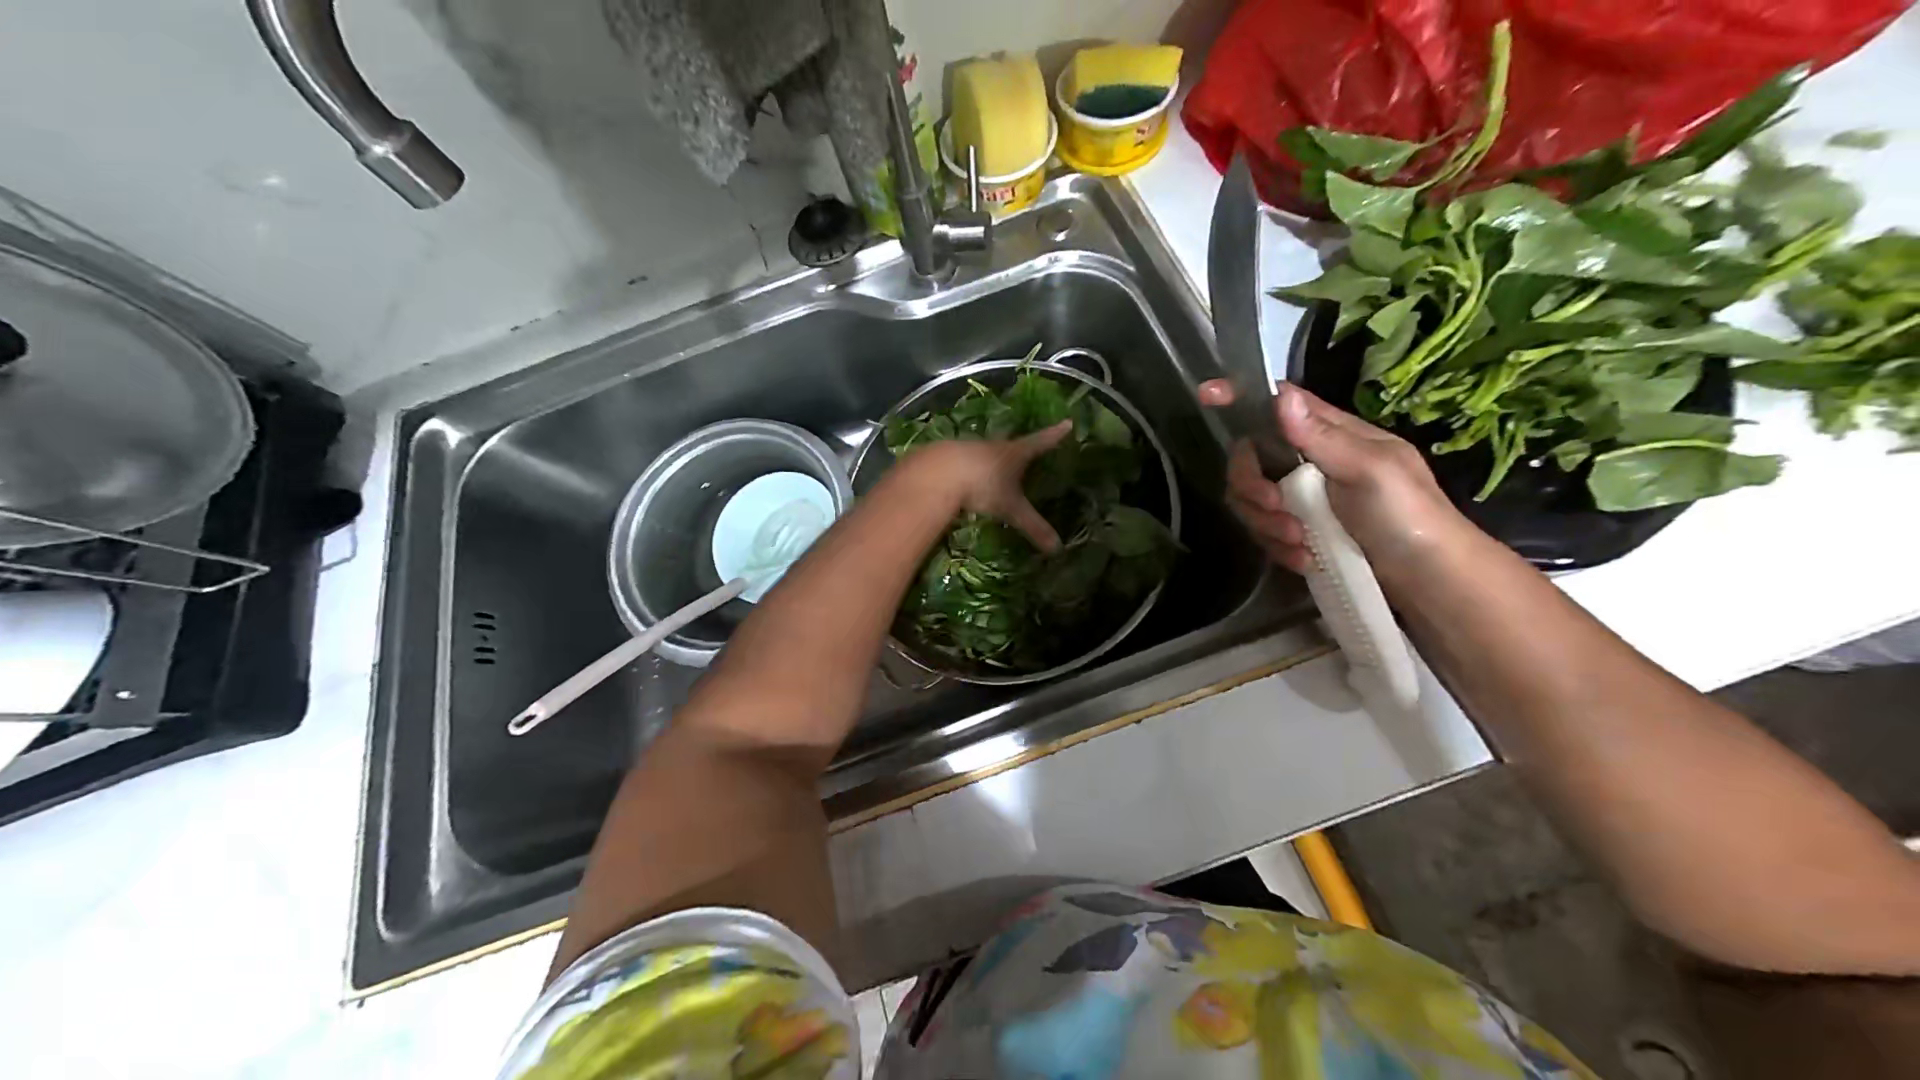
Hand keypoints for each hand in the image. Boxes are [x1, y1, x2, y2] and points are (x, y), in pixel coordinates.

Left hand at [903, 421, 1072, 550]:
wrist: (937, 473)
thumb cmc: (983, 485)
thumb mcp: (1011, 509)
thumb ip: (1033, 527)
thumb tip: (1057, 549)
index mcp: (1015, 453)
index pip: (1041, 442)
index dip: (1054, 435)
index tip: (1067, 423)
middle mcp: (993, 445)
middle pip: (1012, 443)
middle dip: (1021, 446)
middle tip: (1029, 447)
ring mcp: (969, 448)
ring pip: (986, 451)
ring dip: (992, 457)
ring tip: (996, 465)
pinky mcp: (947, 456)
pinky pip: (964, 461)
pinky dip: (969, 467)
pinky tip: (965, 476)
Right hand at [1197, 381, 1468, 575]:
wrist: (1430, 583)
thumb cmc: (1410, 517)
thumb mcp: (1371, 471)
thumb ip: (1322, 437)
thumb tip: (1279, 397)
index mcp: (1332, 433)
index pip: (1279, 402)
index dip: (1241, 397)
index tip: (1207, 395)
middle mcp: (1311, 461)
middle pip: (1250, 457)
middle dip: (1253, 486)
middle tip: (1275, 506)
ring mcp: (1303, 498)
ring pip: (1251, 500)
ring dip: (1267, 524)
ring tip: (1299, 543)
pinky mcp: (1299, 532)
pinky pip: (1265, 533)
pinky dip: (1279, 548)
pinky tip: (1305, 561)